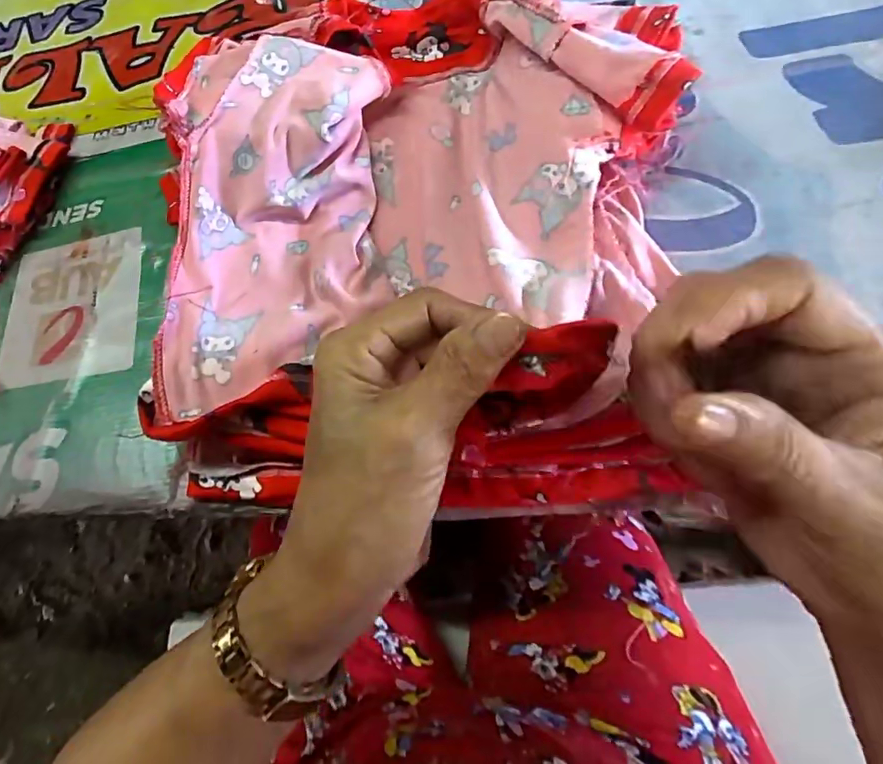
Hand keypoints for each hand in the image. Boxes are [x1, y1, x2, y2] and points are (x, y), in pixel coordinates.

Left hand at [239, 289, 525, 681]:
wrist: (341, 575)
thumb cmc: (370, 499)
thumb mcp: (417, 428)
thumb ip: (460, 369)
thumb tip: (511, 318)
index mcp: (355, 348)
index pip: (425, 306)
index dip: (475, 319)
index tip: (528, 348)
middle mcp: (367, 360)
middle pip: (436, 330)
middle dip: (485, 345)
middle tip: (540, 371)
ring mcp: (385, 393)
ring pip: (445, 362)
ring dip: (487, 372)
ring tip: (537, 389)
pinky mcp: (405, 423)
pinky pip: (446, 394)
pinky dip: (479, 398)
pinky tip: (514, 410)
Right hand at [628, 256, 882, 654]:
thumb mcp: (858, 513)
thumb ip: (773, 451)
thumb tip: (685, 410)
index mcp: (873, 361)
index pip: (790, 287)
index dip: (726, 299)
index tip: (684, 344)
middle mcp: (811, 352)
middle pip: (716, 299)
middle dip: (674, 341)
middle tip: (661, 402)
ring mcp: (764, 376)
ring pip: (679, 336)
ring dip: (658, 378)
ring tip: (676, 440)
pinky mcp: (725, 402)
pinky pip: (667, 378)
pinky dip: (657, 406)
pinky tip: (684, 453)